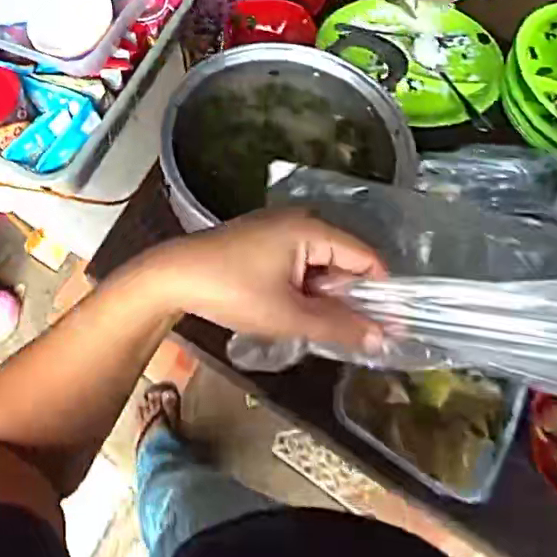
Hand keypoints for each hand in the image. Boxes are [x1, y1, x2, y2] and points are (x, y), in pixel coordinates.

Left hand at [141, 209, 386, 351]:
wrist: (173, 275)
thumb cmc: (232, 290)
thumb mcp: (290, 315)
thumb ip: (340, 326)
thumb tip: (383, 337)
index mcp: (309, 228)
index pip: (366, 257)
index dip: (380, 294)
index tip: (384, 330)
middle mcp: (295, 219)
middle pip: (343, 258)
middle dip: (347, 295)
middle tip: (342, 331)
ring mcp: (274, 226)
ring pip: (318, 261)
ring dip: (321, 292)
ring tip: (312, 322)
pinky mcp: (258, 238)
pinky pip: (296, 259)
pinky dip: (301, 284)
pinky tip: (290, 308)